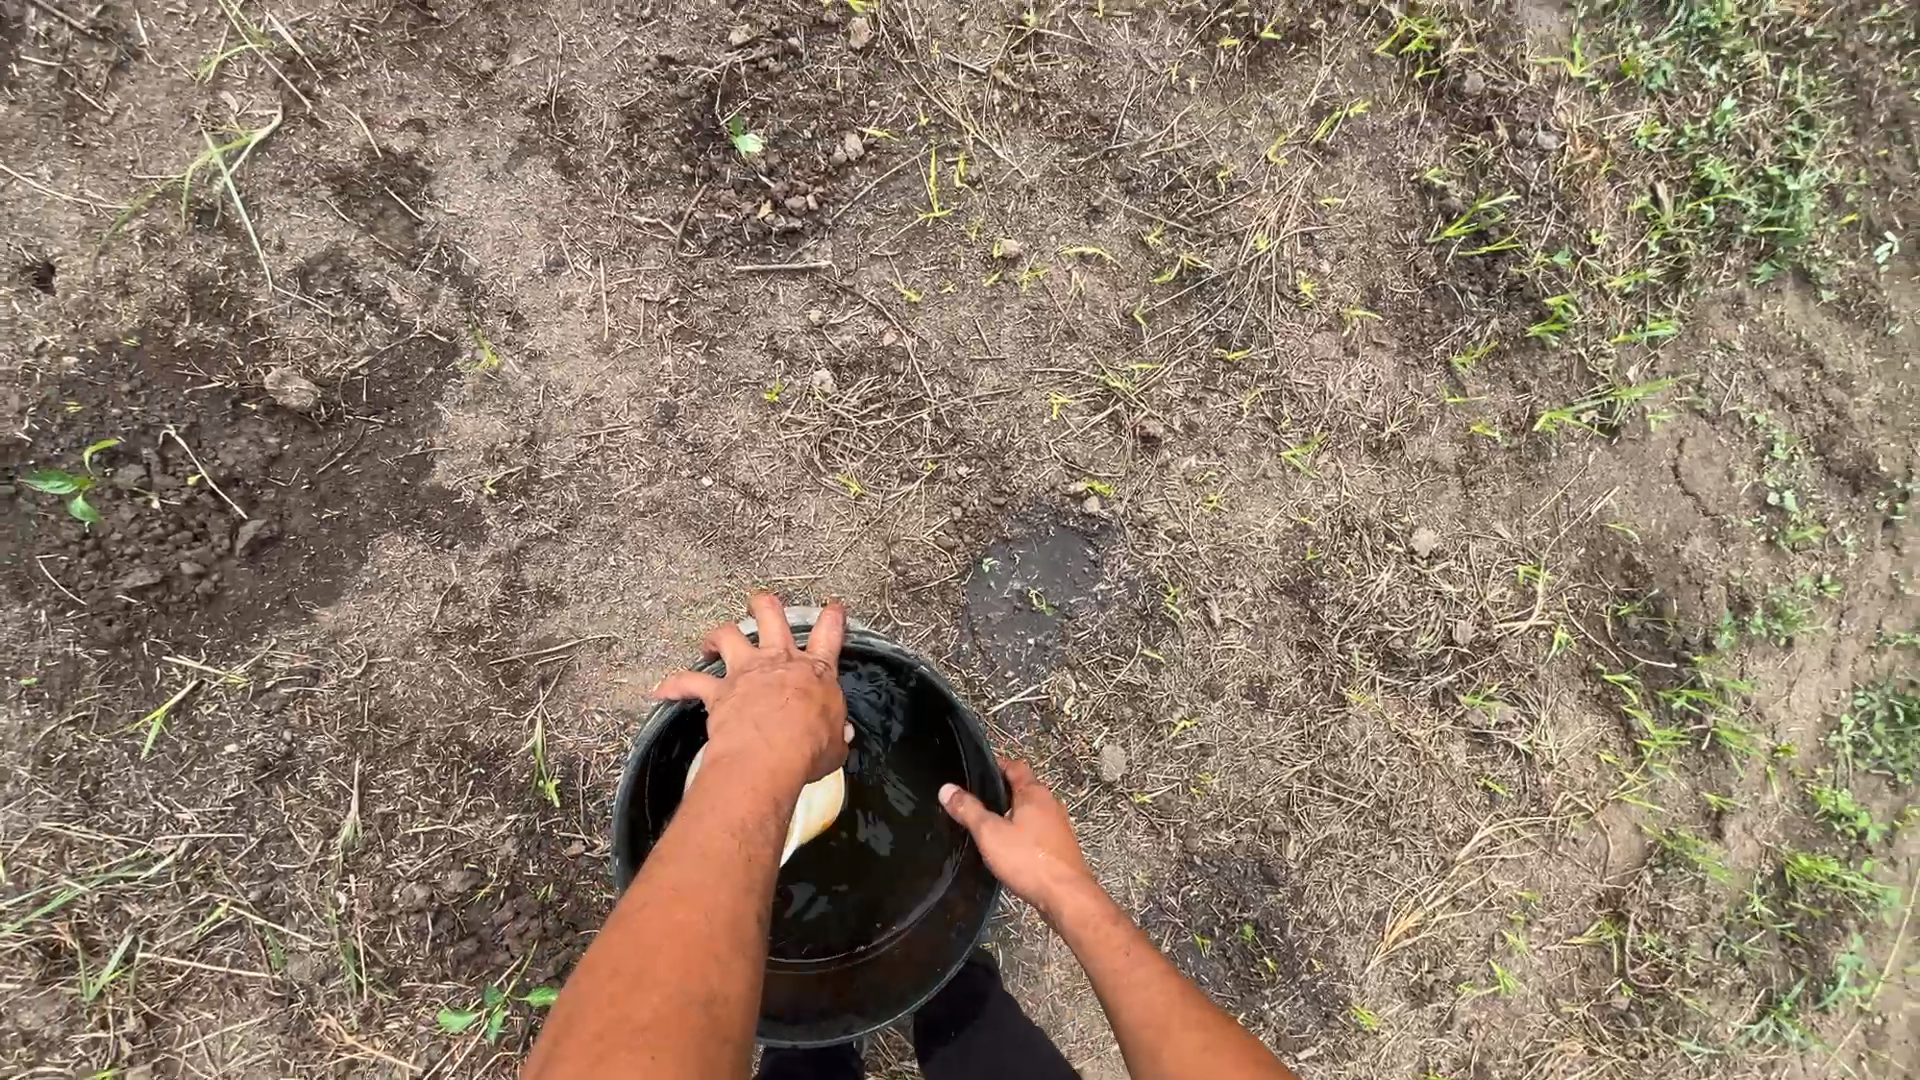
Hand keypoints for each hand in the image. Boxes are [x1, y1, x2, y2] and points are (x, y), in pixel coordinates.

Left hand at [655, 593, 851, 785]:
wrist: (770, 756)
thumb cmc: (807, 749)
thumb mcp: (835, 744)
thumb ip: (836, 734)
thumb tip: (840, 737)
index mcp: (815, 671)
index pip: (829, 634)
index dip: (833, 617)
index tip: (833, 609)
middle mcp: (779, 661)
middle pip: (771, 615)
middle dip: (766, 604)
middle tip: (761, 601)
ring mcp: (746, 672)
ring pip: (728, 634)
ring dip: (718, 634)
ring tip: (711, 641)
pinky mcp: (719, 691)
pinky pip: (689, 683)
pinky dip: (674, 685)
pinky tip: (662, 689)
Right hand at [940, 759, 1099, 922]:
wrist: (1066, 897)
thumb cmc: (1028, 859)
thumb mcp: (990, 833)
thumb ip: (968, 810)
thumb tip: (946, 789)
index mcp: (1034, 793)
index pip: (1015, 766)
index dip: (996, 765)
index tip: (977, 771)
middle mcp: (1050, 804)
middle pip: (1023, 788)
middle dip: (1002, 792)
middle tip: (977, 800)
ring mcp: (1058, 826)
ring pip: (1031, 811)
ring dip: (1012, 814)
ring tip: (988, 824)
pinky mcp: (1059, 847)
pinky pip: (1037, 830)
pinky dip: (1022, 832)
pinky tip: (1009, 848)